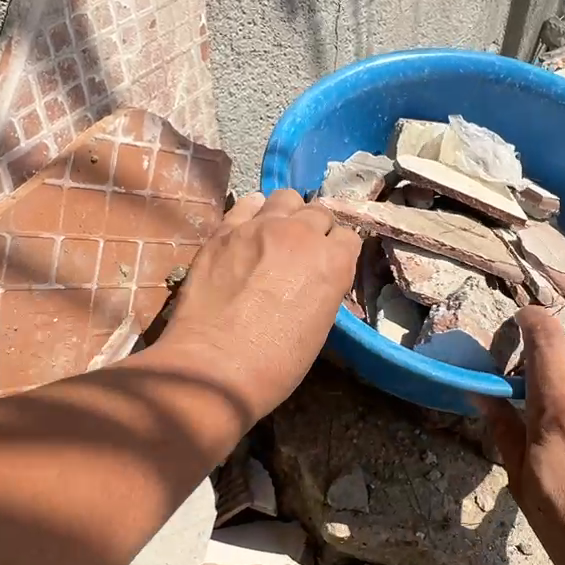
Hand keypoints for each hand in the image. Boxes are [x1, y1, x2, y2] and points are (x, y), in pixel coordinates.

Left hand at [157, 189, 361, 422]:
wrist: (216, 365)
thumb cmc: (277, 363)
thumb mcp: (319, 326)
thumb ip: (323, 288)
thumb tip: (312, 278)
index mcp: (333, 262)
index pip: (348, 237)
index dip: (338, 252)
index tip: (326, 266)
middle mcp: (302, 234)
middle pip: (319, 213)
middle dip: (315, 230)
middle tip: (300, 252)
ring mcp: (261, 226)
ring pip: (286, 198)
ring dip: (287, 213)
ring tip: (276, 233)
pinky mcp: (226, 229)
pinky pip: (247, 203)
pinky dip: (253, 212)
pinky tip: (248, 228)